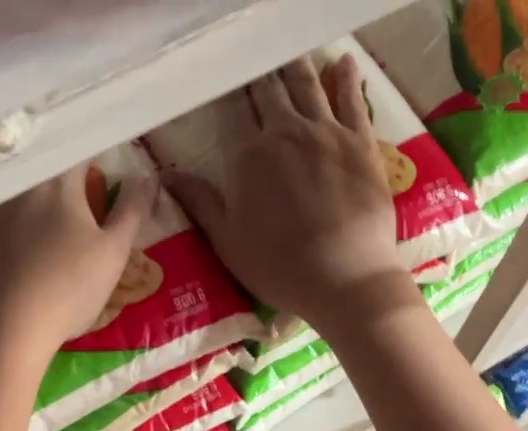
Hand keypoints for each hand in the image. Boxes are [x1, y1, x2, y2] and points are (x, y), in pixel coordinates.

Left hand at [0, 163, 156, 354]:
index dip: (87, 163)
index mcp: (54, 175)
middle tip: (59, 211)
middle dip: (48, 177)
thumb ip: (131, 211)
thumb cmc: (64, 293)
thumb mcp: (112, 256)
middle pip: (34, 162)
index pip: (77, 147)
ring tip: (23, 232)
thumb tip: (148, 177)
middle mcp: (10, 174)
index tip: (92, 182)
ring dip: (13, 196)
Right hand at [165, 56, 415, 337]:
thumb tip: (166, 174)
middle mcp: (286, 131)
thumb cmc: (279, 268)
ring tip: (287, 55)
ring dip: (294, 66)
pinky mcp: (361, 142)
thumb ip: (199, 202)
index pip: (232, 107)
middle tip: (254, 66)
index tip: (223, 81)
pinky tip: (343, 63)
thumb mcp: (228, 241)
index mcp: (248, 155)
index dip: (227, 91)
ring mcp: (326, 132)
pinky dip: (346, 77)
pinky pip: (352, 99)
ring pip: (306, 84)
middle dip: (258, 75)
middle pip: (268, 89)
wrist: (345, 279)